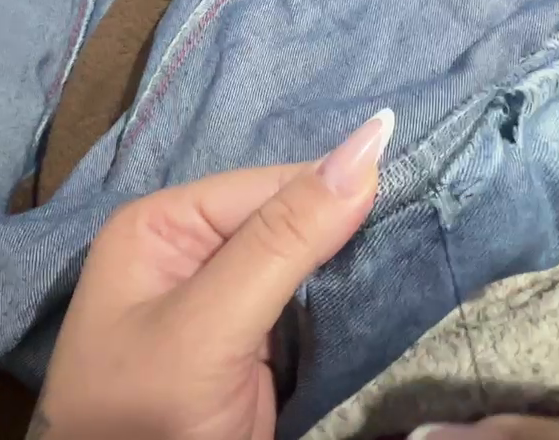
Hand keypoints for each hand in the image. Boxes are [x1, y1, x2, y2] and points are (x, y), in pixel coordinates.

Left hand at [32, 109, 394, 439]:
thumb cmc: (146, 418)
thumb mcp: (209, 326)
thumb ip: (283, 240)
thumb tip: (366, 146)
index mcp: (164, 223)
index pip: (264, 187)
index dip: (330, 189)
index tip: (401, 194)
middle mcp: (189, 248)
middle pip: (283, 216)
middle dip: (339, 223)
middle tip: (411, 220)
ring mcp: (218, 297)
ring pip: (300, 257)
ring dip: (346, 260)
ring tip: (402, 247)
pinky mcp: (247, 340)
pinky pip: (302, 299)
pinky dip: (339, 296)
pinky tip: (373, 286)